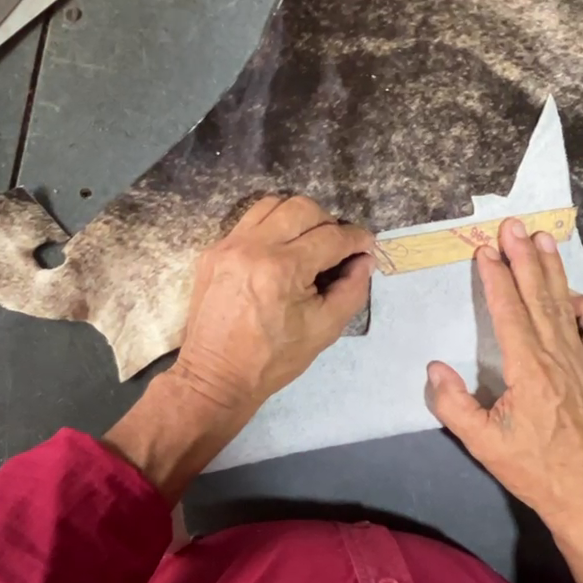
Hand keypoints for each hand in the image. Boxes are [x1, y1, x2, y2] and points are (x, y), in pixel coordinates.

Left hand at [104, 195, 374, 500]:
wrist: (216, 377)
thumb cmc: (273, 359)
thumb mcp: (325, 329)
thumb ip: (352, 289)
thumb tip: (364, 259)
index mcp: (282, 269)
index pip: (331, 237)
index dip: (356, 239)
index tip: (367, 245)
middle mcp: (253, 247)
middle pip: (303, 208)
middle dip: (329, 223)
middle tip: (337, 247)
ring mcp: (229, 245)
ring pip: (273, 204)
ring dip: (299, 218)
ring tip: (308, 243)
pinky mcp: (214, 251)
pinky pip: (250, 221)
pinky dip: (272, 226)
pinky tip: (281, 250)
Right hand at [424, 218, 582, 582]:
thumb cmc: (529, 467)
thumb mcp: (481, 443)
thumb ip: (453, 404)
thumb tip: (435, 367)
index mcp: (528, 369)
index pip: (509, 312)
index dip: (496, 278)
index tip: (485, 250)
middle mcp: (557, 356)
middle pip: (538, 297)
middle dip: (523, 258)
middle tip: (512, 226)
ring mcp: (582, 362)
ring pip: (565, 306)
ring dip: (552, 270)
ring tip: (542, 238)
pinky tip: (576, 292)